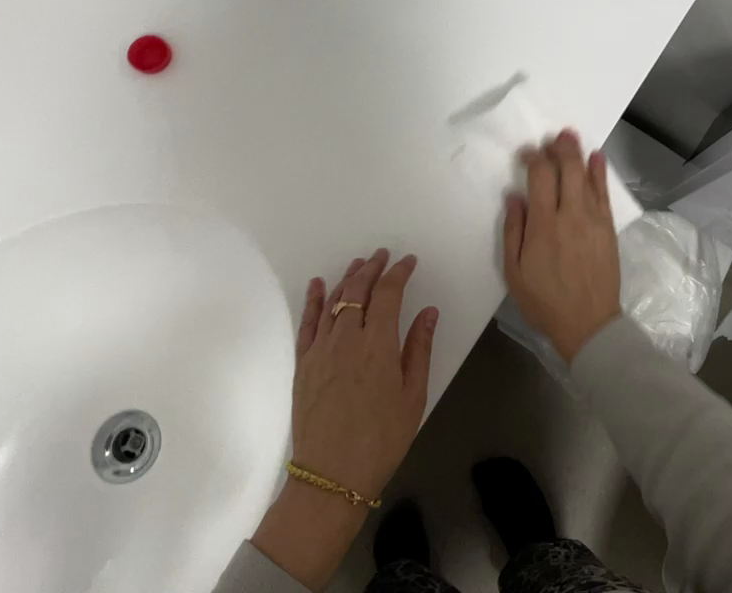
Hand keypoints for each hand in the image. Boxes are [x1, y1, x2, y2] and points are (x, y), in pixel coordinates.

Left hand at [248, 250, 437, 589]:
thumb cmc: (382, 438)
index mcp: (378, 345)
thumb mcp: (412, 396)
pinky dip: (314, 300)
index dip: (398, 273)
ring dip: (347, 279)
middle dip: (371, 269)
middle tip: (382, 256)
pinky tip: (318, 285)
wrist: (332, 475)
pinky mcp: (304, 364)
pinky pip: (308, 323)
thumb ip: (418, 349)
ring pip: (334, 303)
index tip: (408, 262)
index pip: (387, 295)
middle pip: (358, 292)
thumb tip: (428, 312)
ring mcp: (321, 350)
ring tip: (358, 264)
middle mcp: (347, 339)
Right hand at [503, 130, 621, 362]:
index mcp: (543, 226)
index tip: (526, 153)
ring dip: (578, 154)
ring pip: (586, 177)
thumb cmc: (544, 301)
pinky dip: (600, 173)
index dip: (533, 158)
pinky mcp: (608, 228)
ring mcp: (593, 220)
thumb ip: (513, 230)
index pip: (540, 178)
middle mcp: (570, 215)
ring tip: (570, 137)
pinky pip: (604, 193)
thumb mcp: (514, 272)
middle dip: (559, 148)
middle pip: (567, 169)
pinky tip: (596, 158)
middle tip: (552, 137)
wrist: (588, 324)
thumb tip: (514, 196)